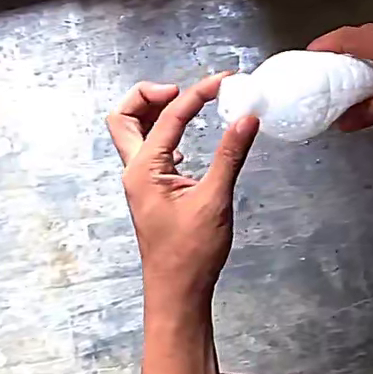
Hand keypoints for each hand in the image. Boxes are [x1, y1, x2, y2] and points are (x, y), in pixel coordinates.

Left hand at [106, 74, 258, 316]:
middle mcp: (135, 171)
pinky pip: (150, 149)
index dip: (197, 94)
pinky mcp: (152, 190)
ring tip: (189, 104)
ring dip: (156, 112)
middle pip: (125, 116)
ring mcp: (141, 181)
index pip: (169, 117)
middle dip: (150, 95)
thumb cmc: (191, 253)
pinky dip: (165, 133)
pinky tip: (188, 139)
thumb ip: (230, 155)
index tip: (224, 82)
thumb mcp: (215, 199)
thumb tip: (246, 118)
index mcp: (144, 170)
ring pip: (134, 132)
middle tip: (184, 90)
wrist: (177, 291)